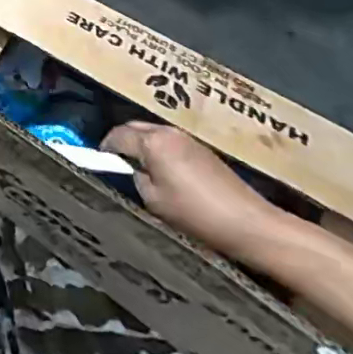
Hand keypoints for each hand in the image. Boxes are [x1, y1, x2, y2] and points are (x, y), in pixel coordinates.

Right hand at [100, 122, 286, 260]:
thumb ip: (135, 177)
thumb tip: (132, 169)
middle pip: (134, 128)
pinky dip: (160, 151)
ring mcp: (188, 138)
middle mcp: (168, 132)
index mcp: (152, 142)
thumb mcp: (154, 200)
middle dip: (122, 142)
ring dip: (142, 146)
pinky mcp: (203, 149)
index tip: (100, 163)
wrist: (252, 225)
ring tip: (142, 170)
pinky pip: (170, 142)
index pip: (117, 135)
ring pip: (153, 134)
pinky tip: (166, 173)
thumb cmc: (197, 214)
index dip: (104, 149)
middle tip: (119, 165)